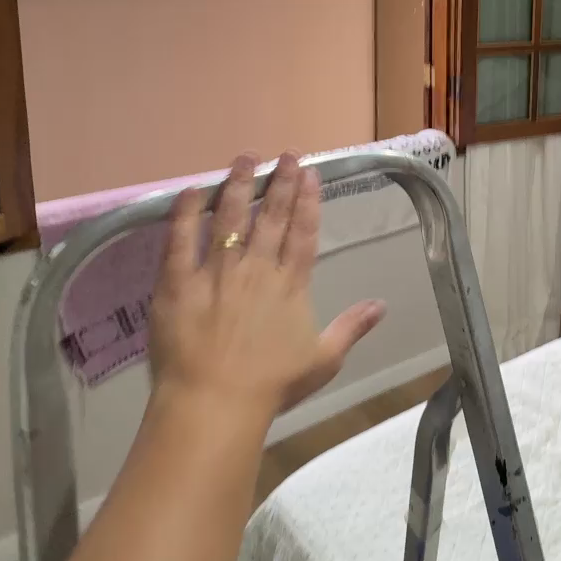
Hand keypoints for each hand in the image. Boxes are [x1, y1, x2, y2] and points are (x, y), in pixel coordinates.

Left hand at [149, 152, 386, 423]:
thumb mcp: (323, 359)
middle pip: (271, 217)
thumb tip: (383, 305)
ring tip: (245, 159)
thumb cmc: (271, 386)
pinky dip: (185, 215)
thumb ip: (352, 327)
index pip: (303, 232)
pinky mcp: (177, 285)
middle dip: (280, 183)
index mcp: (291, 285)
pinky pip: (179, 243)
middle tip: (285, 154)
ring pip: (230, 220)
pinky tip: (192, 191)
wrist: (214, 406)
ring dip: (239, 186)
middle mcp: (257, 270)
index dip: (308, 201)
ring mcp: (217, 274)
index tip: (309, 173)